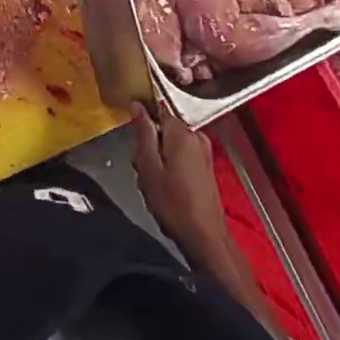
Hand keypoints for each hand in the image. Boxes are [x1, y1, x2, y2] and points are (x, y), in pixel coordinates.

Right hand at [130, 101, 227, 254]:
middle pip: (164, 128)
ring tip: (152, 181)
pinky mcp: (206, 164)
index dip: (143, 119)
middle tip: (142, 169)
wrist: (202, 233)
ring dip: (158, 156)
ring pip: (171, 142)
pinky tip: (165, 185)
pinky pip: (181, 153)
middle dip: (149, 143)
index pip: (159, 109)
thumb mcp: (148, 166)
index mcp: (182, 134)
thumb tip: (138, 105)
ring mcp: (204, 151)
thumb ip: (143, 134)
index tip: (133, 138)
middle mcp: (197, 136)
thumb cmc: (171, 201)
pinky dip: (169, 164)